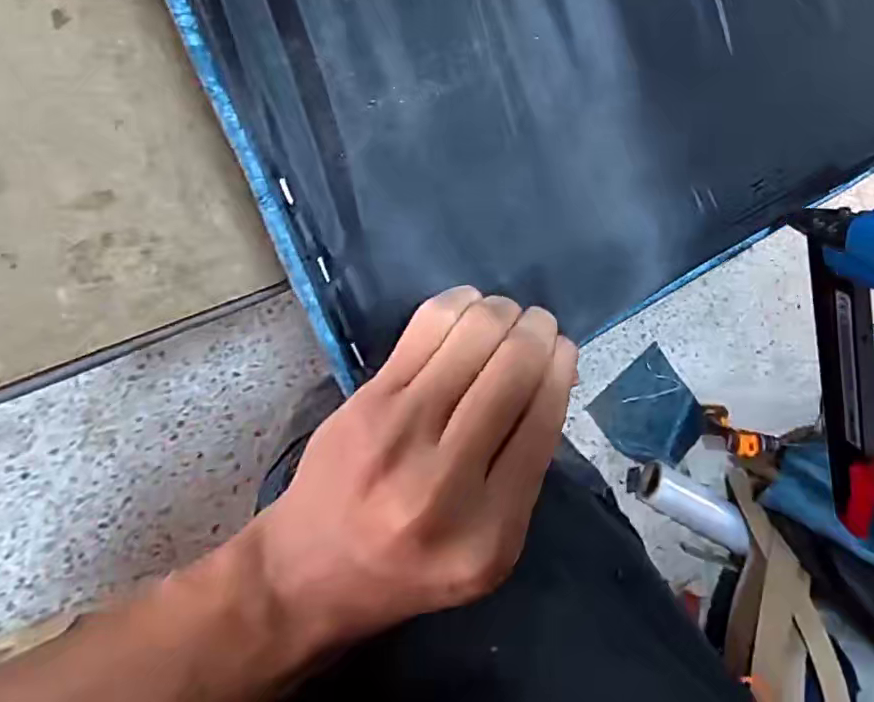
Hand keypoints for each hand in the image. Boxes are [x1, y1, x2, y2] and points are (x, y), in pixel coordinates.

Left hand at [247, 286, 579, 650]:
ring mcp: (398, 432)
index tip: (563, 348)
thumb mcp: (491, 544)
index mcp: (488, 531)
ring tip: (507, 315)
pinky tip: (471, 308)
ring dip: (504, 310)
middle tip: (540, 325)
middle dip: (538, 330)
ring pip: (475, 333)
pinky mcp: (368, 399)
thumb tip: (551, 371)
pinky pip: (429, 324)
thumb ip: (526, 467)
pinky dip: (463, 302)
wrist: (310, 571)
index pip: (542, 419)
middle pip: (513, 368)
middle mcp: (443, 481)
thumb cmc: (412, 563)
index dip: (560, 368)